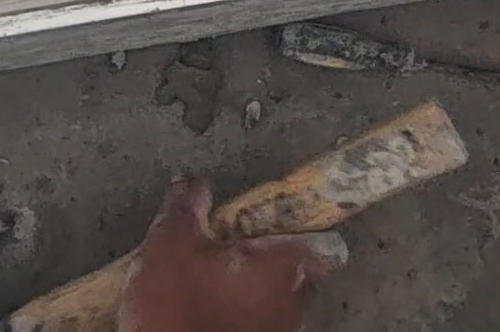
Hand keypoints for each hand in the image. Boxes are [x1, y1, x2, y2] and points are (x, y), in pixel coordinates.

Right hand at [119, 178, 347, 331]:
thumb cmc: (180, 303)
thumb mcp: (172, 239)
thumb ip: (187, 203)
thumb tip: (193, 183)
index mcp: (285, 268)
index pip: (327, 247)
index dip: (309, 230)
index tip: (281, 221)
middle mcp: (293, 306)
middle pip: (301, 274)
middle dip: (274, 260)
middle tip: (237, 247)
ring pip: (280, 303)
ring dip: (256, 290)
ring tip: (216, 280)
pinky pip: (260, 325)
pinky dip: (243, 315)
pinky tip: (210, 310)